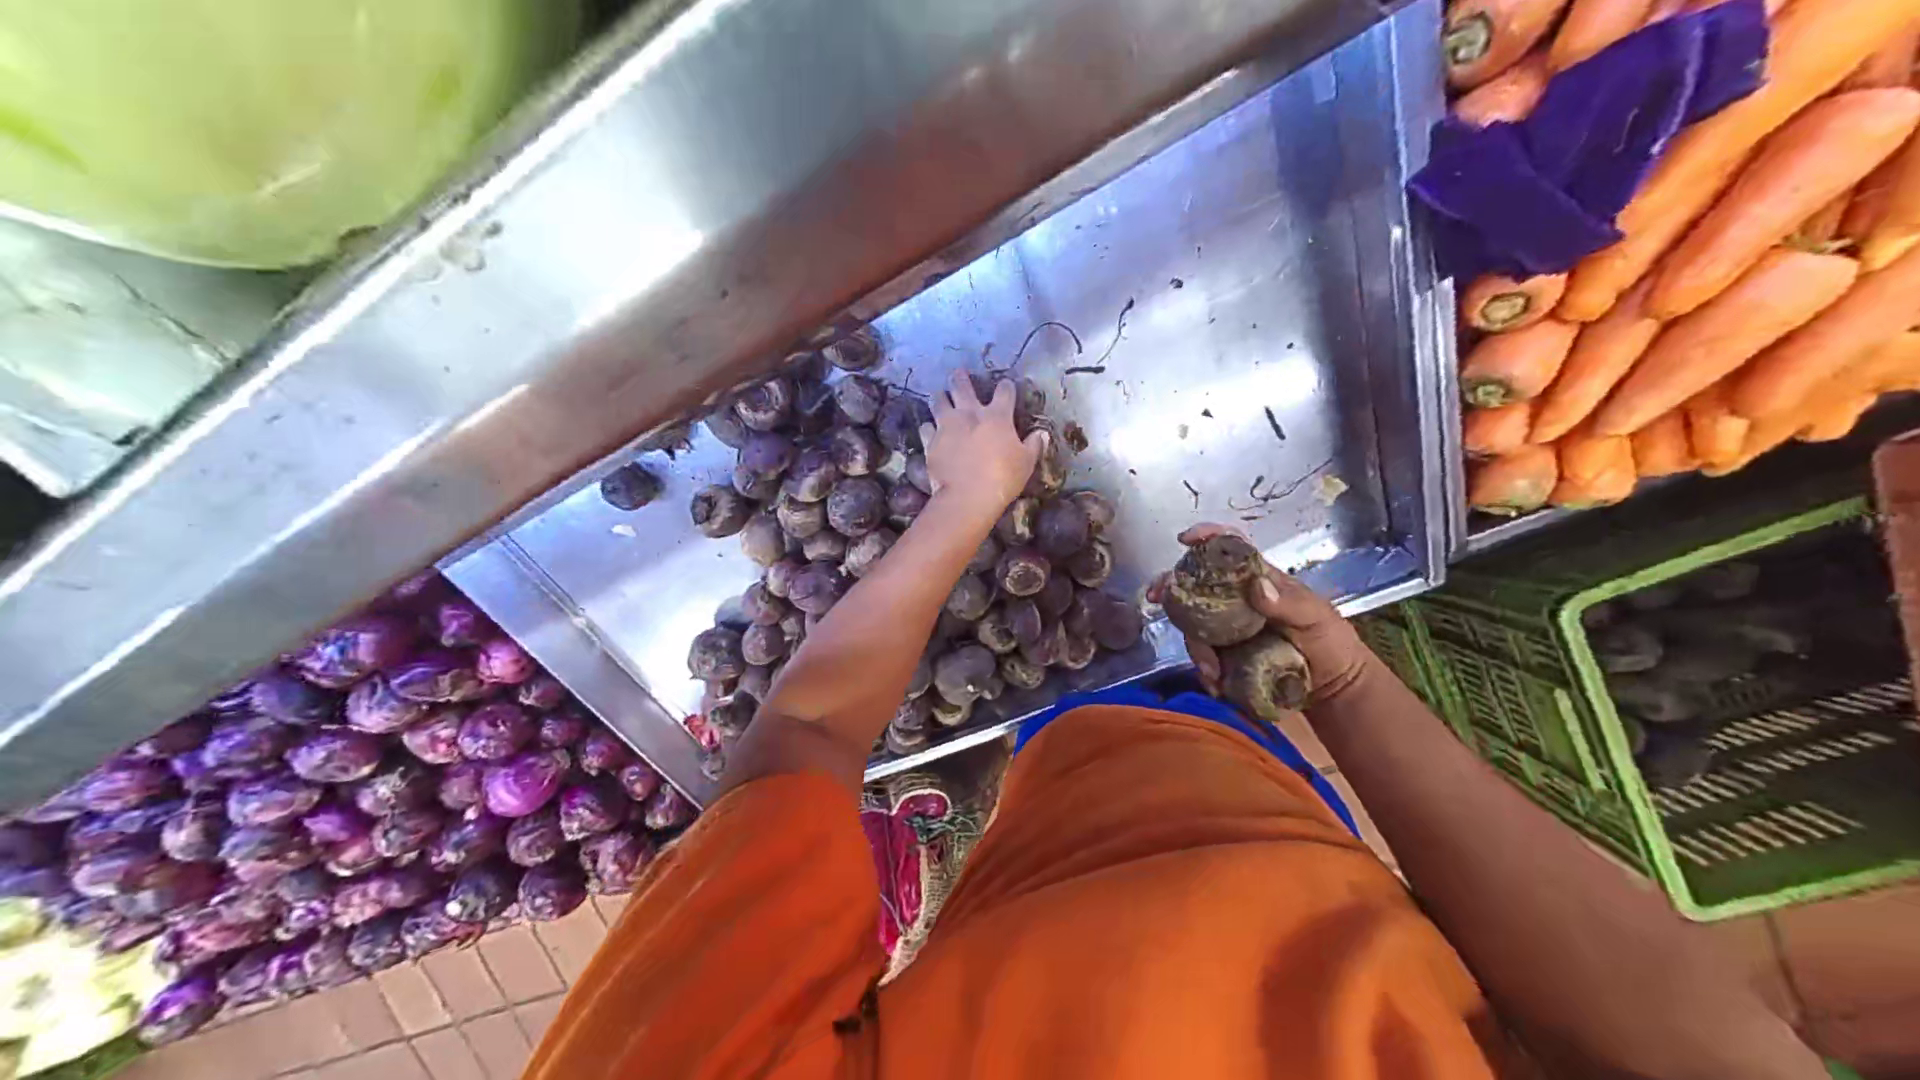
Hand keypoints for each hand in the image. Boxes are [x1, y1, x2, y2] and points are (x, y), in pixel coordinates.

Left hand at [920, 371, 1045, 518]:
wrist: (967, 496)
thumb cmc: (1002, 478)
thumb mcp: (1026, 463)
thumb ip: (1034, 445)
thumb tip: (1042, 434)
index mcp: (997, 416)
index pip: (1004, 392)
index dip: (1006, 387)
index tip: (1006, 386)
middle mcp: (969, 414)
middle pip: (962, 387)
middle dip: (960, 378)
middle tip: (958, 373)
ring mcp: (947, 426)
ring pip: (938, 401)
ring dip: (940, 396)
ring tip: (939, 394)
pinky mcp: (930, 441)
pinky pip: (925, 427)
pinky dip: (928, 426)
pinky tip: (929, 428)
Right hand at [1149, 524, 1378, 708]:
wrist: (1335, 690)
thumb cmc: (1331, 643)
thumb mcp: (1317, 618)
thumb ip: (1291, 603)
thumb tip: (1258, 588)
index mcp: (1259, 578)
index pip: (1231, 547)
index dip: (1207, 536)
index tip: (1186, 539)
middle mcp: (1236, 598)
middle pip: (1196, 582)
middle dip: (1171, 586)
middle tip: (1157, 597)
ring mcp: (1227, 626)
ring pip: (1194, 622)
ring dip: (1195, 644)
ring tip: (1212, 671)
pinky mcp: (1224, 654)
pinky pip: (1202, 654)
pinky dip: (1203, 667)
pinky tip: (1214, 682)